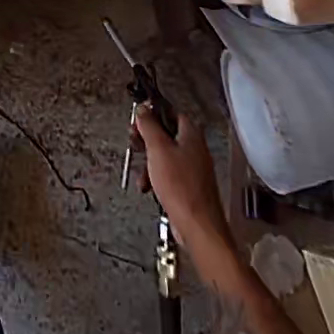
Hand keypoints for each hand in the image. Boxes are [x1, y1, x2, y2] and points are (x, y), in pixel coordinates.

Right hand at [133, 104, 228, 246]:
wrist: (196, 224)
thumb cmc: (182, 187)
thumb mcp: (158, 149)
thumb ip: (149, 125)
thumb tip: (143, 109)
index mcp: (191, 133)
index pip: (170, 112)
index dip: (153, 114)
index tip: (139, 120)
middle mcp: (195, 148)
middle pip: (166, 134)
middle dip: (148, 141)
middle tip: (137, 145)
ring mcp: (193, 168)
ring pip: (165, 156)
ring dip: (149, 163)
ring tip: (143, 173)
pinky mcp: (188, 186)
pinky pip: (169, 175)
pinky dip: (156, 179)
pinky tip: (150, 187)